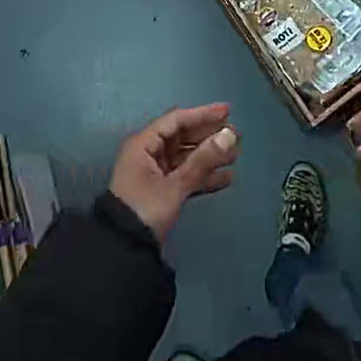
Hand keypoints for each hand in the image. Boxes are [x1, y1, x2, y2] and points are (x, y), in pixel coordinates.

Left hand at [108, 103, 239, 239]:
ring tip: (235, 155)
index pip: (177, 120)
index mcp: (144, 144)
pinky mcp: (162, 190)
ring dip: (210, 156)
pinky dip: (204, 176)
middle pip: (183, 137)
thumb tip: (229, 135)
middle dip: (209, 136)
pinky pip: (186, 176)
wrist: (124, 249)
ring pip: (187, 157)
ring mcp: (156, 172)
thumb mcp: (175, 185)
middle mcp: (149, 153)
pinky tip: (226, 178)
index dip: (202, 114)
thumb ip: (203, 160)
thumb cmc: (145, 209)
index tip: (227, 111)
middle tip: (236, 134)